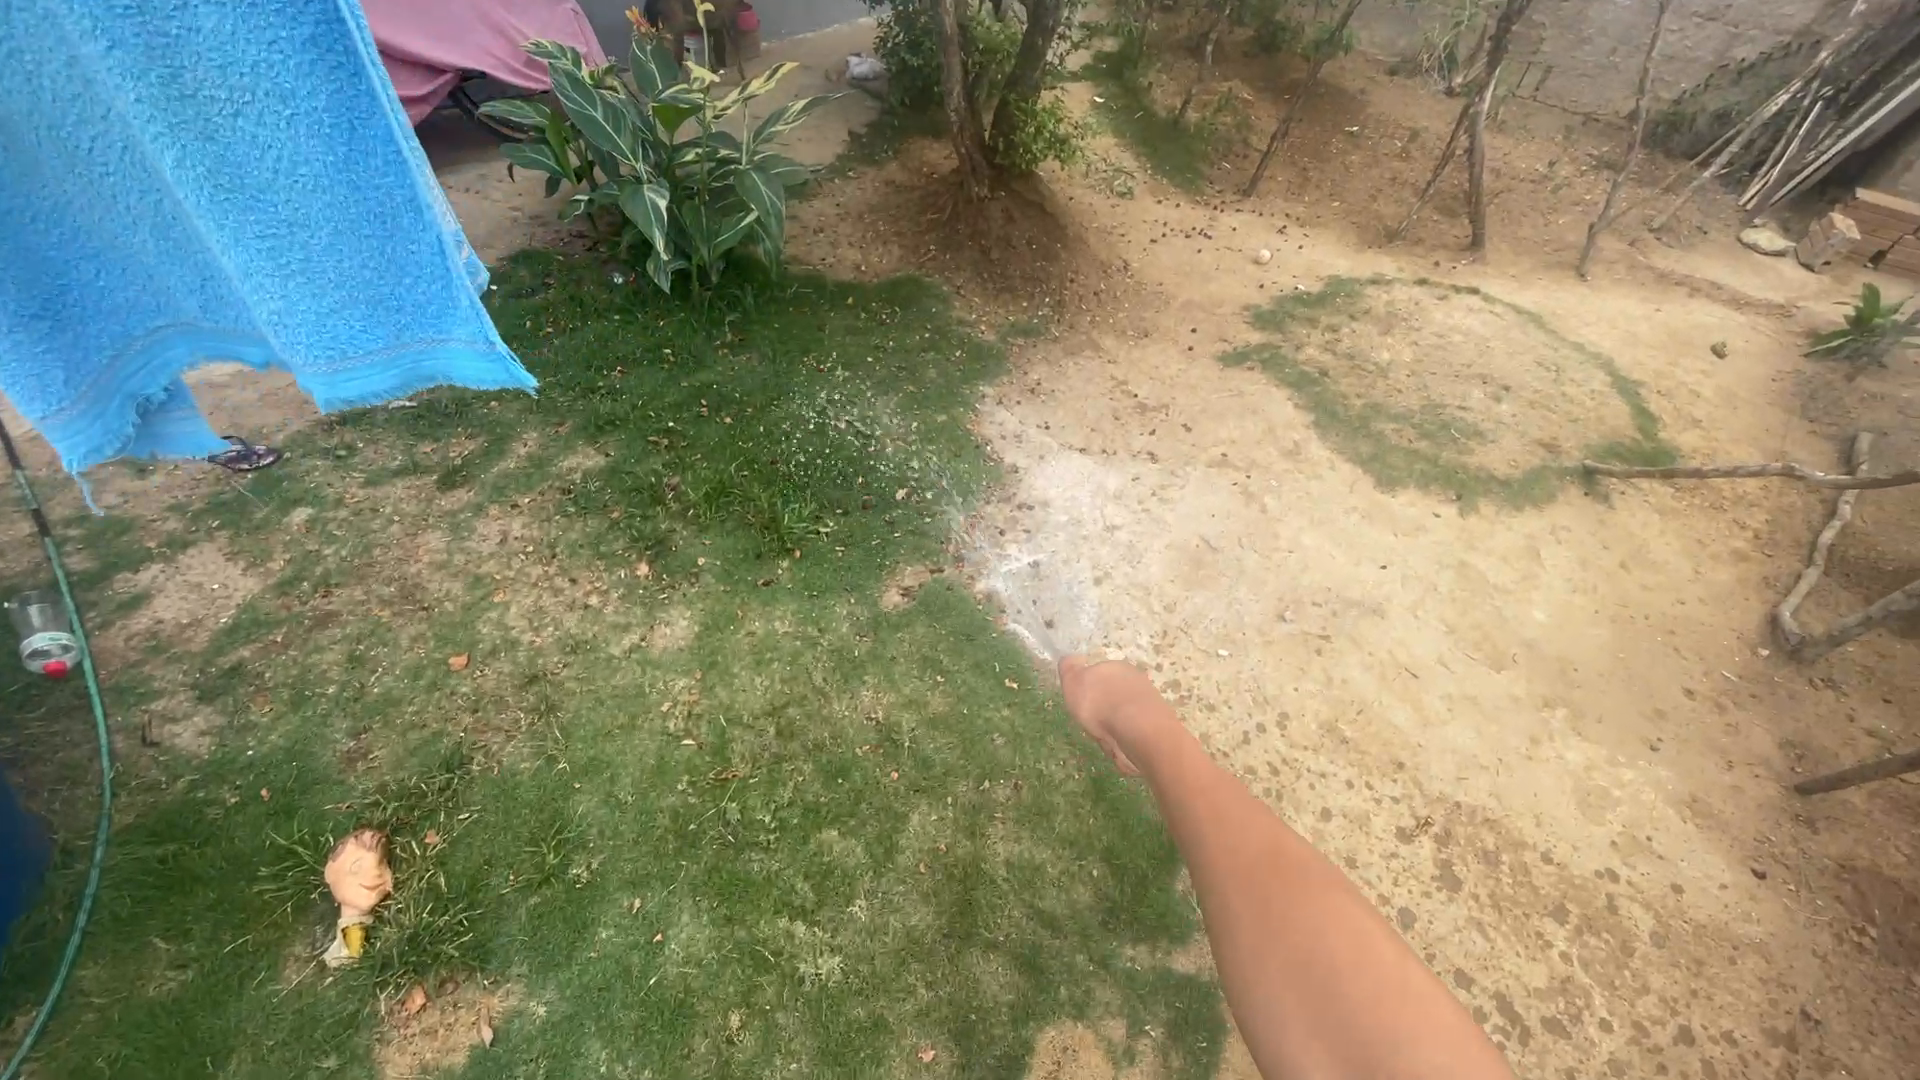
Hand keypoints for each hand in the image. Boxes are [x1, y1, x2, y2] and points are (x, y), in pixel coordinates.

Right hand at [1058, 655, 1168, 775]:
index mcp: (1115, 666)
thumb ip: (1069, 668)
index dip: (1089, 690)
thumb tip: (1071, 660)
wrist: (1137, 730)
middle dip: (1104, 708)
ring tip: (1106, 738)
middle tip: (1093, 722)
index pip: (1099, 674)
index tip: (1082, 704)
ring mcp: (1149, 701)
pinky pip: (1135, 730)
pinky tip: (1120, 745)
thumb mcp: (1073, 681)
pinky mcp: (1157, 724)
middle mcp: (1135, 679)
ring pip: (1125, 713)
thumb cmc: (1099, 703)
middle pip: (1114, 694)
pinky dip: (1127, 737)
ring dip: (1116, 724)